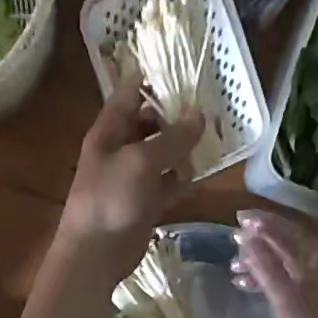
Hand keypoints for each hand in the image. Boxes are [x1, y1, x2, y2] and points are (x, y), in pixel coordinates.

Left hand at [57, 75, 205, 284]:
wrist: (95, 254)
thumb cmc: (109, 199)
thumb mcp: (141, 160)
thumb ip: (172, 137)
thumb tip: (199, 115)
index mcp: (108, 132)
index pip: (129, 93)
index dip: (153, 76)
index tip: (185, 63)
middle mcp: (119, 149)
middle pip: (151, 121)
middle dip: (178, 112)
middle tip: (216, 100)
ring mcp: (133, 177)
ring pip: (164, 151)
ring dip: (187, 145)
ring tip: (222, 130)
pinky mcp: (146, 201)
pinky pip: (170, 181)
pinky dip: (185, 176)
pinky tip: (208, 169)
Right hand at [230, 210, 317, 317]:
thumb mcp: (284, 296)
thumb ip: (265, 266)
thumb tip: (247, 238)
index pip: (288, 232)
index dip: (263, 224)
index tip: (239, 218)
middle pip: (288, 244)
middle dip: (259, 242)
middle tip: (233, 240)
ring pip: (287, 261)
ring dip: (260, 261)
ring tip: (234, 268)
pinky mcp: (317, 294)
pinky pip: (289, 276)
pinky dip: (269, 276)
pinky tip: (248, 284)